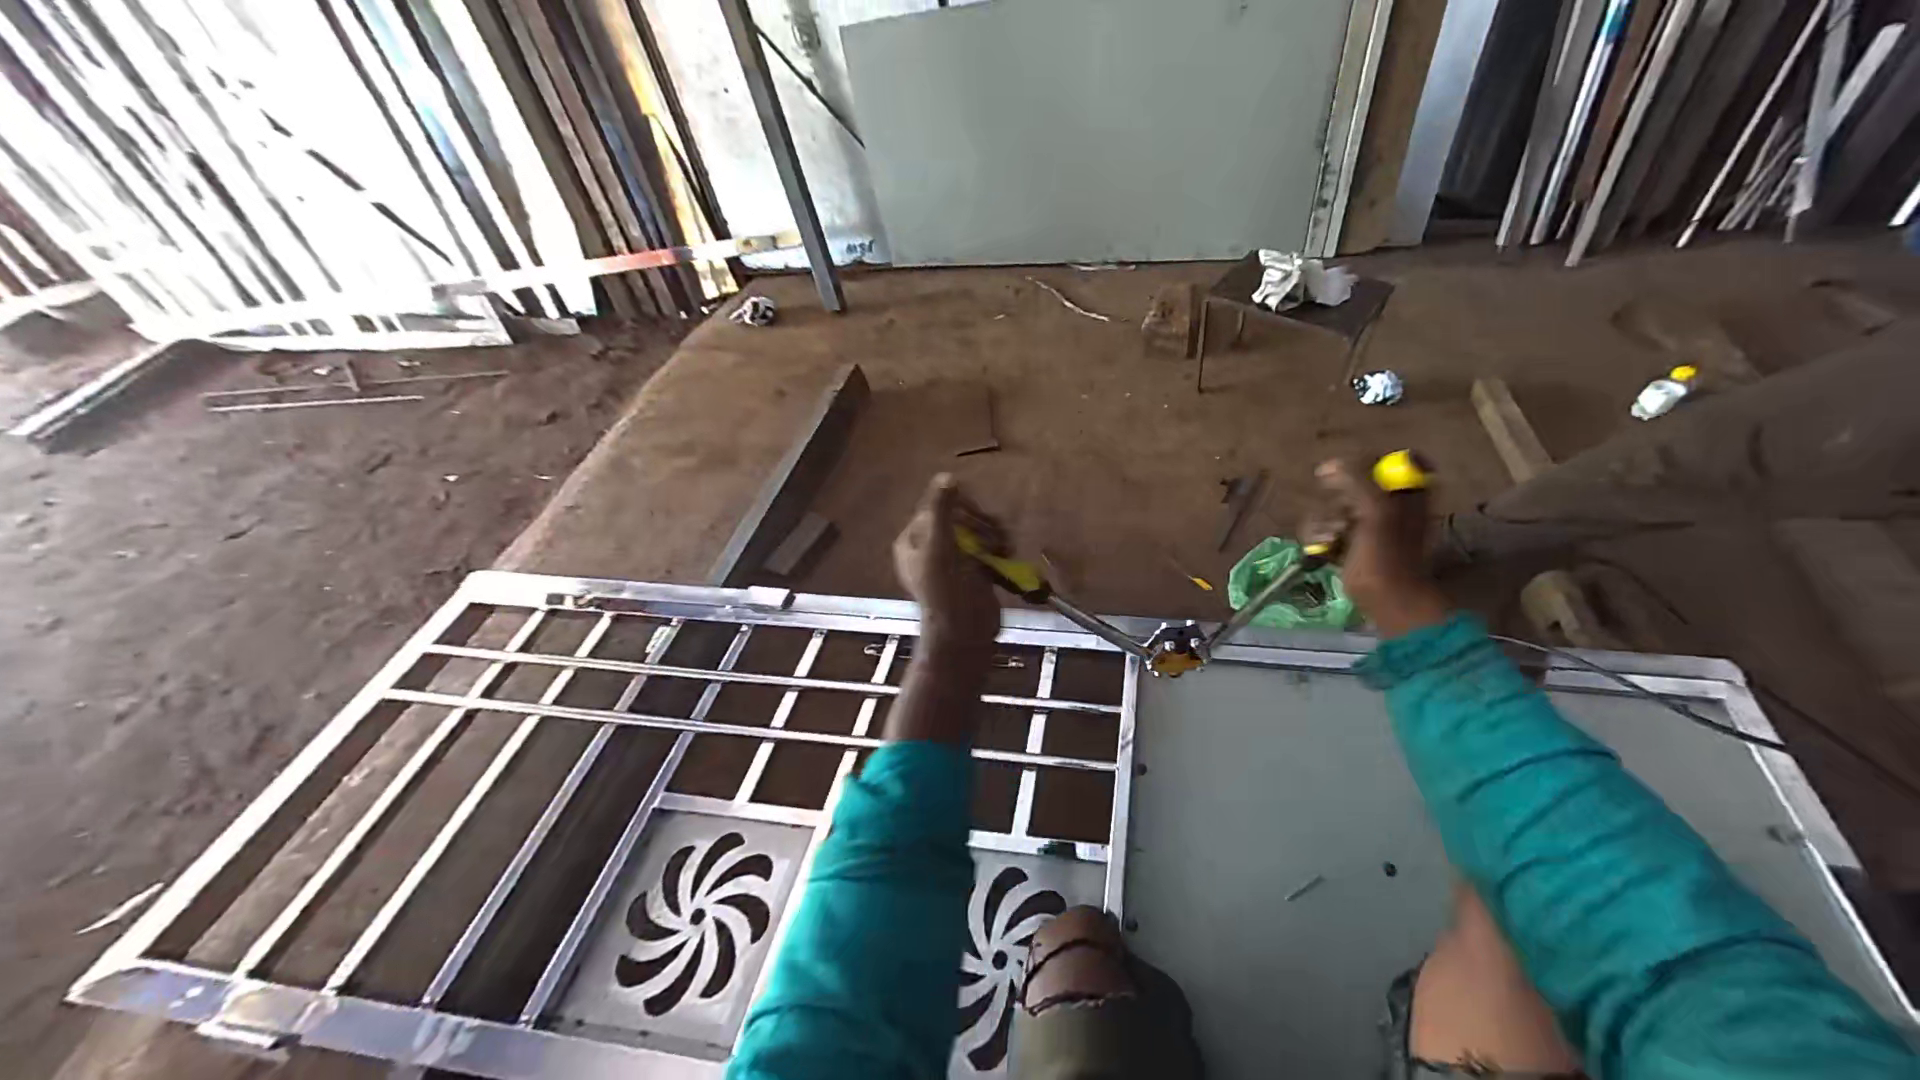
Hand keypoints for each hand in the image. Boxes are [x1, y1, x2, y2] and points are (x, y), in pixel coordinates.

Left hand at [893, 473, 1001, 658]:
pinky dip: (998, 548)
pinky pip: (987, 548)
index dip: (959, 506)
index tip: (977, 514)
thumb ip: (942, 509)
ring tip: (1002, 548)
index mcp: (913, 540)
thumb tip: (946, 476)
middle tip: (993, 535)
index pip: (936, 507)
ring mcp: (954, 561)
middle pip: (960, 517)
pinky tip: (1007, 554)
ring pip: (977, 531)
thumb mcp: (939, 545)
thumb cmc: (946, 589)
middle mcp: (931, 548)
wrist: (964, 633)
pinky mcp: (974, 572)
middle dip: (980, 522)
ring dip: (993, 534)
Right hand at [1313, 459, 1448, 637]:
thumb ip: (1355, 482)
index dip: (1358, 465)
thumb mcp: (1375, 512)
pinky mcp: (1349, 541)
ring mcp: (1367, 523)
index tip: (1338, 478)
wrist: (1389, 600)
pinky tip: (1323, 547)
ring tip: (1329, 537)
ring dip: (1322, 520)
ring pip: (1331, 505)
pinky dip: (1318, 534)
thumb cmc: (1388, 557)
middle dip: (1335, 500)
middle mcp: (1387, 502)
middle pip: (1349, 483)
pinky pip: (1324, 525)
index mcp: (1406, 490)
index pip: (1382, 461)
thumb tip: (1329, 465)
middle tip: (1338, 516)